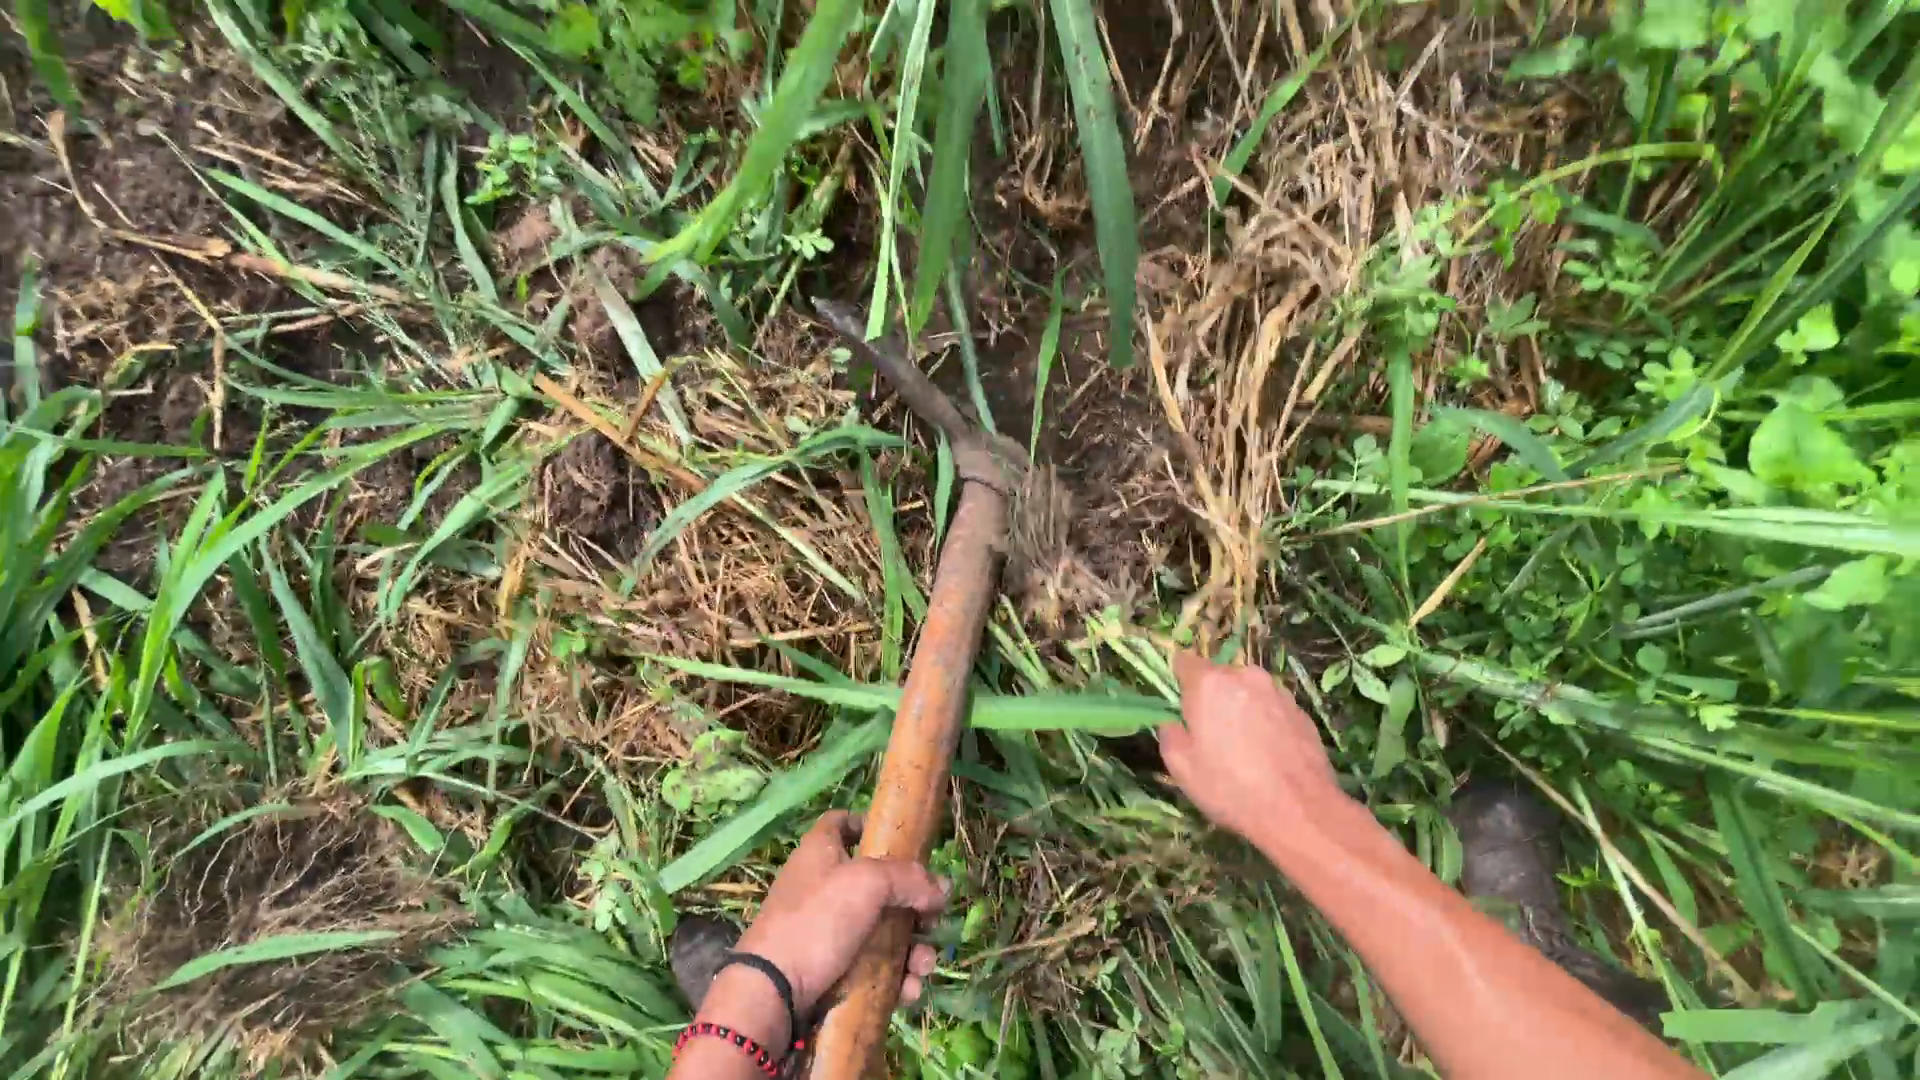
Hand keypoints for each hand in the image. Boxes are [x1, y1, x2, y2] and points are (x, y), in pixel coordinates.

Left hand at [733, 811, 947, 1016]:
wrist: (772, 992)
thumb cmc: (818, 919)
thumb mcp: (868, 883)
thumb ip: (909, 878)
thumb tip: (943, 888)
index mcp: (822, 850)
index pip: (844, 822)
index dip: (870, 826)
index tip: (903, 844)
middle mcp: (824, 885)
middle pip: (878, 884)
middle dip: (913, 905)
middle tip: (932, 920)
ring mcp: (827, 929)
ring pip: (882, 930)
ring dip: (912, 948)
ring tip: (923, 965)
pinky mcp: (831, 969)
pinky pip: (873, 966)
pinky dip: (895, 976)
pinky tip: (909, 989)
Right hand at [1157, 651, 1348, 848]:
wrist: (1300, 811)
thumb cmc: (1231, 787)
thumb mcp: (1181, 767)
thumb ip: (1169, 734)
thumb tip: (1174, 723)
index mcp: (1209, 683)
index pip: (1185, 661)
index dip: (1179, 681)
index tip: (1181, 706)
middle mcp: (1244, 677)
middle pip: (1219, 677)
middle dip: (1212, 697)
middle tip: (1212, 734)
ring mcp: (1277, 692)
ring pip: (1247, 691)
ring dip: (1241, 707)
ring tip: (1244, 746)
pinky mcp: (1301, 711)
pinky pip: (1272, 707)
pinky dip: (1265, 721)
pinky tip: (1268, 753)